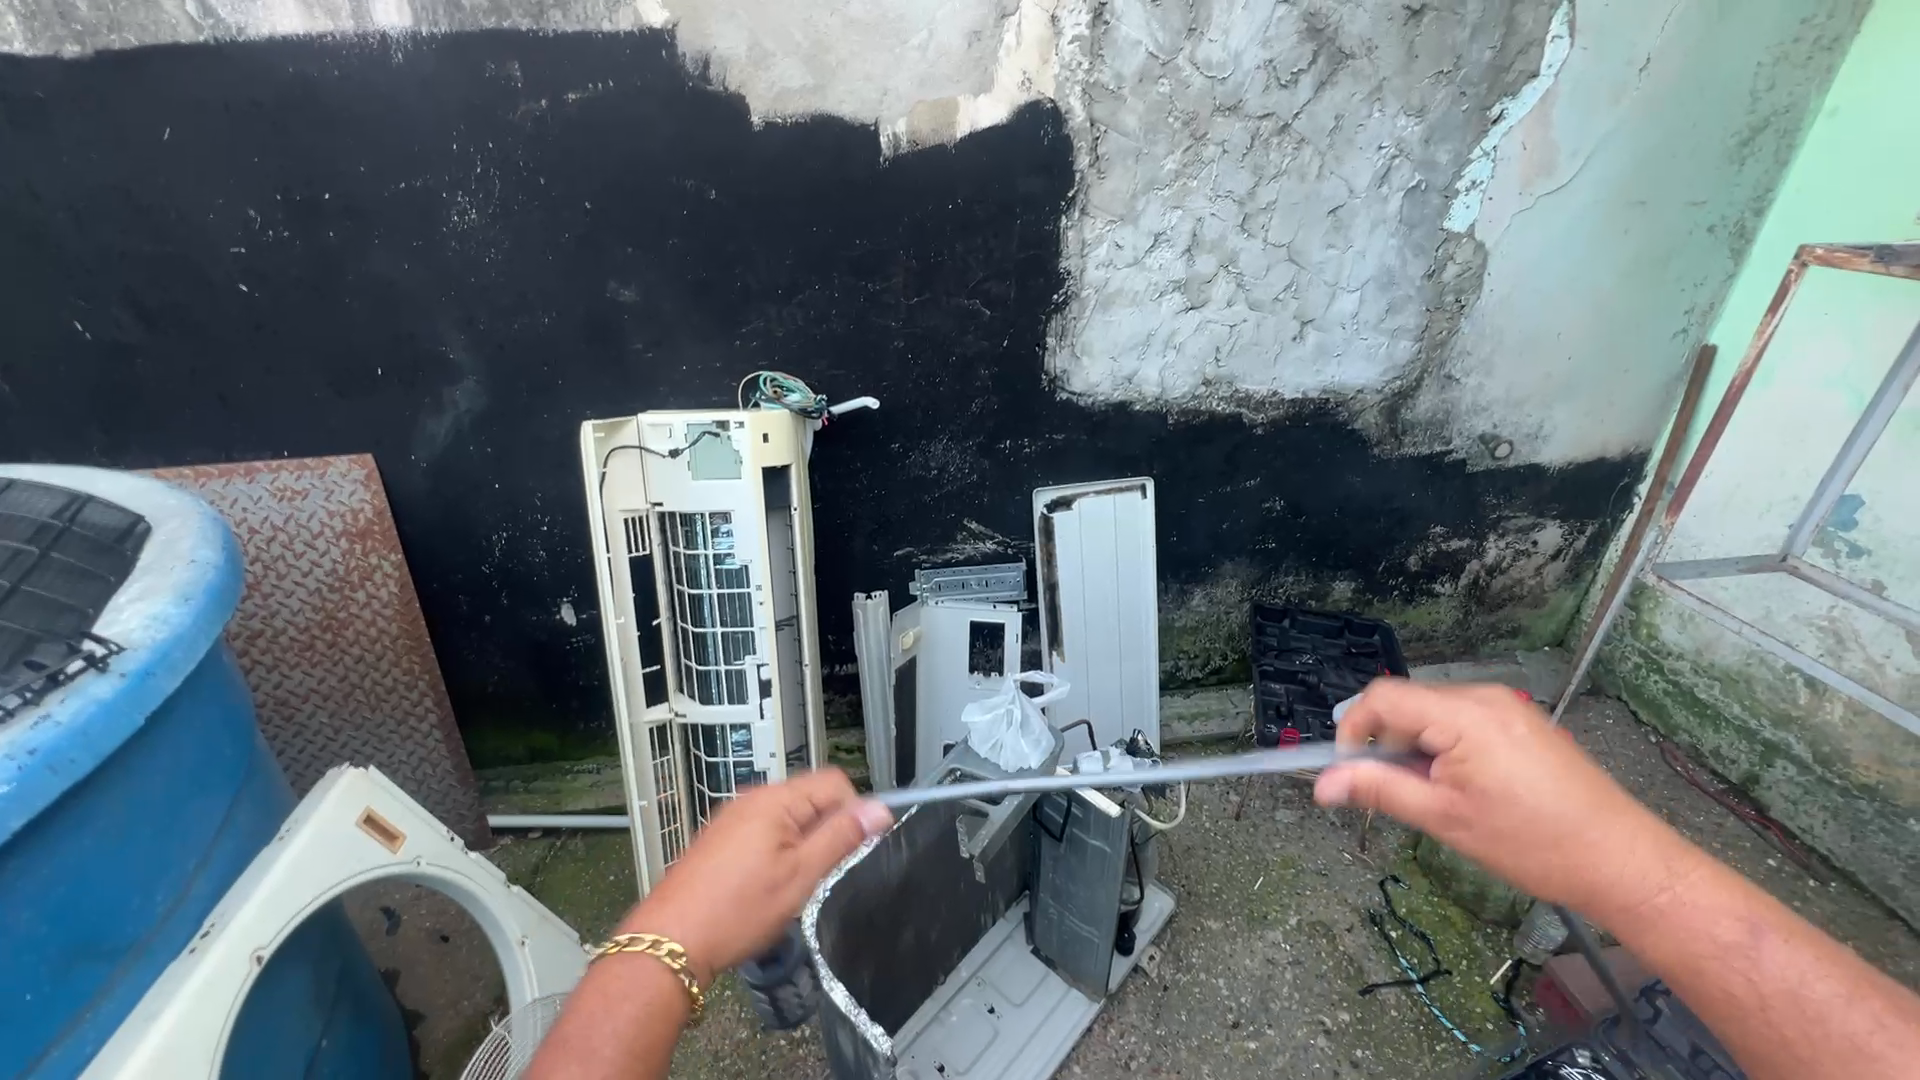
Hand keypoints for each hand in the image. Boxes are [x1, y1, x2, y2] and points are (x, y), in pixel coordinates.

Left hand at [616, 769, 891, 982]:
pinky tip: (765, 886)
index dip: (853, 812)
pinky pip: (764, 830)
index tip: (852, 849)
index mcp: (775, 799)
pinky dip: (776, 850)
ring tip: (791, 884)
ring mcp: (732, 817)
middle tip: (818, 873)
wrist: (669, 944)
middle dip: (825, 830)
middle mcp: (752, 799)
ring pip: (788, 817)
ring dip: (801, 843)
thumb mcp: (801, 876)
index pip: (835, 782)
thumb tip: (879, 808)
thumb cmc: (736, 912)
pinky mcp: (720, 838)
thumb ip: (842, 837)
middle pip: (810, 798)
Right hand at [1315, 679, 1695, 912]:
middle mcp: (1483, 697)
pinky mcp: (1520, 721)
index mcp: (1464, 715)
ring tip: (1435, 793)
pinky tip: (1463, 785)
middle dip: (1387, 742)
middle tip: (1400, 790)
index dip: (1353, 728)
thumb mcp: (1444, 819)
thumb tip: (1322, 784)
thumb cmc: (1533, 844)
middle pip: (1405, 703)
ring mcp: (1506, 706)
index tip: (1353, 769)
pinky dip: (1443, 745)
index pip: (1381, 697)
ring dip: (1415, 746)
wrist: (1626, 864)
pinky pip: (1459, 719)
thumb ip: (1378, 790)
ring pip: (1430, 712)